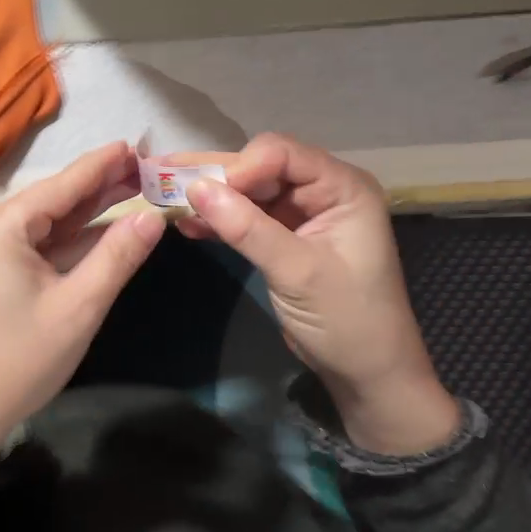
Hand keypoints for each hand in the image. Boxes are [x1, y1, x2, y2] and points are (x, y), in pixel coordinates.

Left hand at [0, 143, 165, 460]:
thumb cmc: (22, 357)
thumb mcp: (78, 307)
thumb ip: (116, 257)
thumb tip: (153, 217)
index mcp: (7, 224)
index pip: (65, 184)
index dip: (103, 164)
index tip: (136, 143)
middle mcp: (1, 223)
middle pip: (62, 195)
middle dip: (105, 181)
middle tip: (151, 163)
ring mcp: (5, 244)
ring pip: (60, 217)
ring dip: (98, 205)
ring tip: (141, 182)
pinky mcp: (12, 264)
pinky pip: (54, 239)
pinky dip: (84, 233)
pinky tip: (116, 220)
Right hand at [177, 134, 460, 455]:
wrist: (368, 378)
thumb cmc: (348, 322)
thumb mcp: (298, 272)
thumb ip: (247, 227)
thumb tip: (195, 187)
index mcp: (342, 188)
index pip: (281, 154)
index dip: (240, 166)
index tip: (205, 192)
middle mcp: (322, 190)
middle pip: (258, 166)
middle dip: (214, 174)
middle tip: (163, 176)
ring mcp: (301, 212)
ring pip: (245, 189)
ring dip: (208, 195)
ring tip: (162, 195)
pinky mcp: (282, 234)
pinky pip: (243, 214)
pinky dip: (216, 217)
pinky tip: (184, 223)